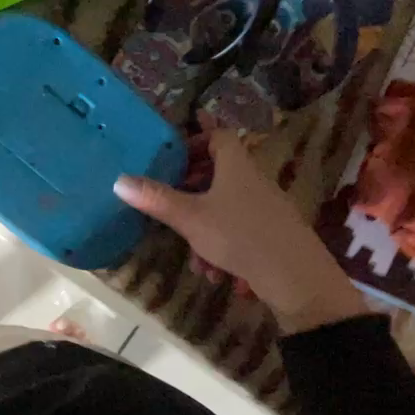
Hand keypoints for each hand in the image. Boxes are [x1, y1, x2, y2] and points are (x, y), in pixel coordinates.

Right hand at [115, 130, 368, 334]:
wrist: (296, 277)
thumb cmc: (239, 235)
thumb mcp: (189, 218)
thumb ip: (156, 199)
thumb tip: (119, 181)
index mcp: (236, 166)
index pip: (218, 137)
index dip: (195, 142)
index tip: (173, 160)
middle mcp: (254, 181)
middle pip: (219, 174)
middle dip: (192, 194)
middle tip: (172, 206)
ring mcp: (267, 208)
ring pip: (226, 210)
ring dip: (205, 231)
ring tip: (196, 261)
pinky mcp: (274, 235)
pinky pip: (241, 232)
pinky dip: (224, 249)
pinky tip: (218, 275)